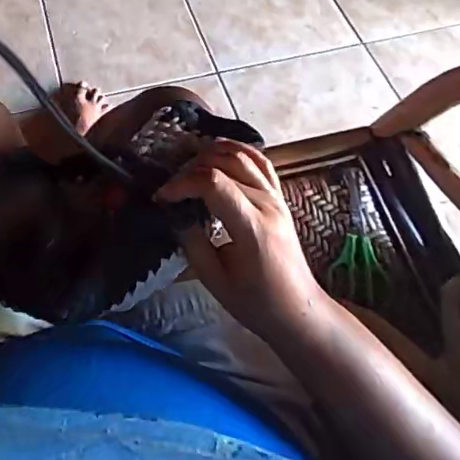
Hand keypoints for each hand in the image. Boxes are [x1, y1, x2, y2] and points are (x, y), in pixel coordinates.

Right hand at [157, 140, 336, 343]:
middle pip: (225, 164)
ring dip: (212, 154)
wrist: (297, 309)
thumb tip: (174, 214)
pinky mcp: (279, 196)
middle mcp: (267, 203)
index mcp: (252, 227)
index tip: (162, 197)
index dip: (182, 184)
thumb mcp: (215, 280)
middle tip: (171, 186)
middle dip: (191, 169)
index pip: (213, 184)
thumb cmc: (256, 302)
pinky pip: (260, 161)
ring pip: (243, 156)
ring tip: (188, 166)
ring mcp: (276, 196)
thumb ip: (192, 242)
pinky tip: (219, 151)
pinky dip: (237, 150)